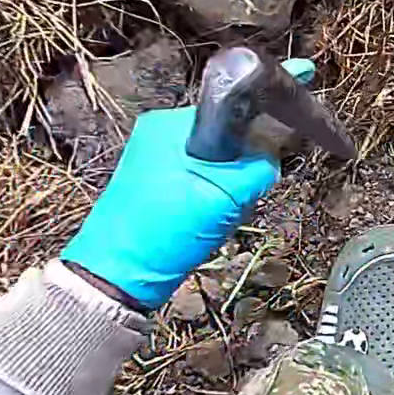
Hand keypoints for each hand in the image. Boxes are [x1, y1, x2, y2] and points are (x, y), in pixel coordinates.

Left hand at [62, 105, 278, 308]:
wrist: (120, 277)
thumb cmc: (168, 229)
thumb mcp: (227, 195)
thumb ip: (259, 168)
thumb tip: (273, 158)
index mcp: (169, 123)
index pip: (232, 117)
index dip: (254, 143)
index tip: (257, 171)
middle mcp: (159, 133)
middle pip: (226, 141)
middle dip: (238, 172)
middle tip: (234, 200)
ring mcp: (156, 158)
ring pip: (217, 163)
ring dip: (227, 189)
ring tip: (217, 214)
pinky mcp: (156, 182)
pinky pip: (201, 180)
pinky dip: (212, 198)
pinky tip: (206, 219)